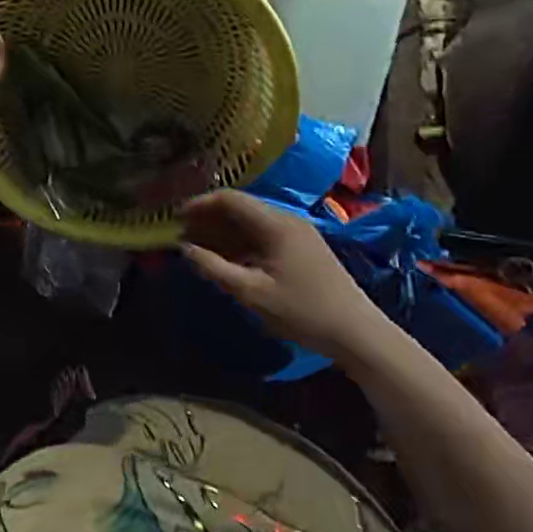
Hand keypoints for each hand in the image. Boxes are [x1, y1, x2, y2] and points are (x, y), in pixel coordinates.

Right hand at [180, 191, 388, 360]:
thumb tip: (184, 248)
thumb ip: (213, 267)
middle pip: (239, 207)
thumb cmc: (302, 311)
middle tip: (181, 232)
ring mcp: (296, 233)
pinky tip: (224, 257)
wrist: (357, 333)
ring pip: (250, 221)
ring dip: (221, 230)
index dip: (199, 204)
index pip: (230, 199)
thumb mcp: (251, 292)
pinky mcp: (301, 247)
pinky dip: (238, 240)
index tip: (175, 218)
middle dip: (207, 217)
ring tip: (196, 245)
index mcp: (275, 224)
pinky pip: (261, 233)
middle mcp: (286, 220)